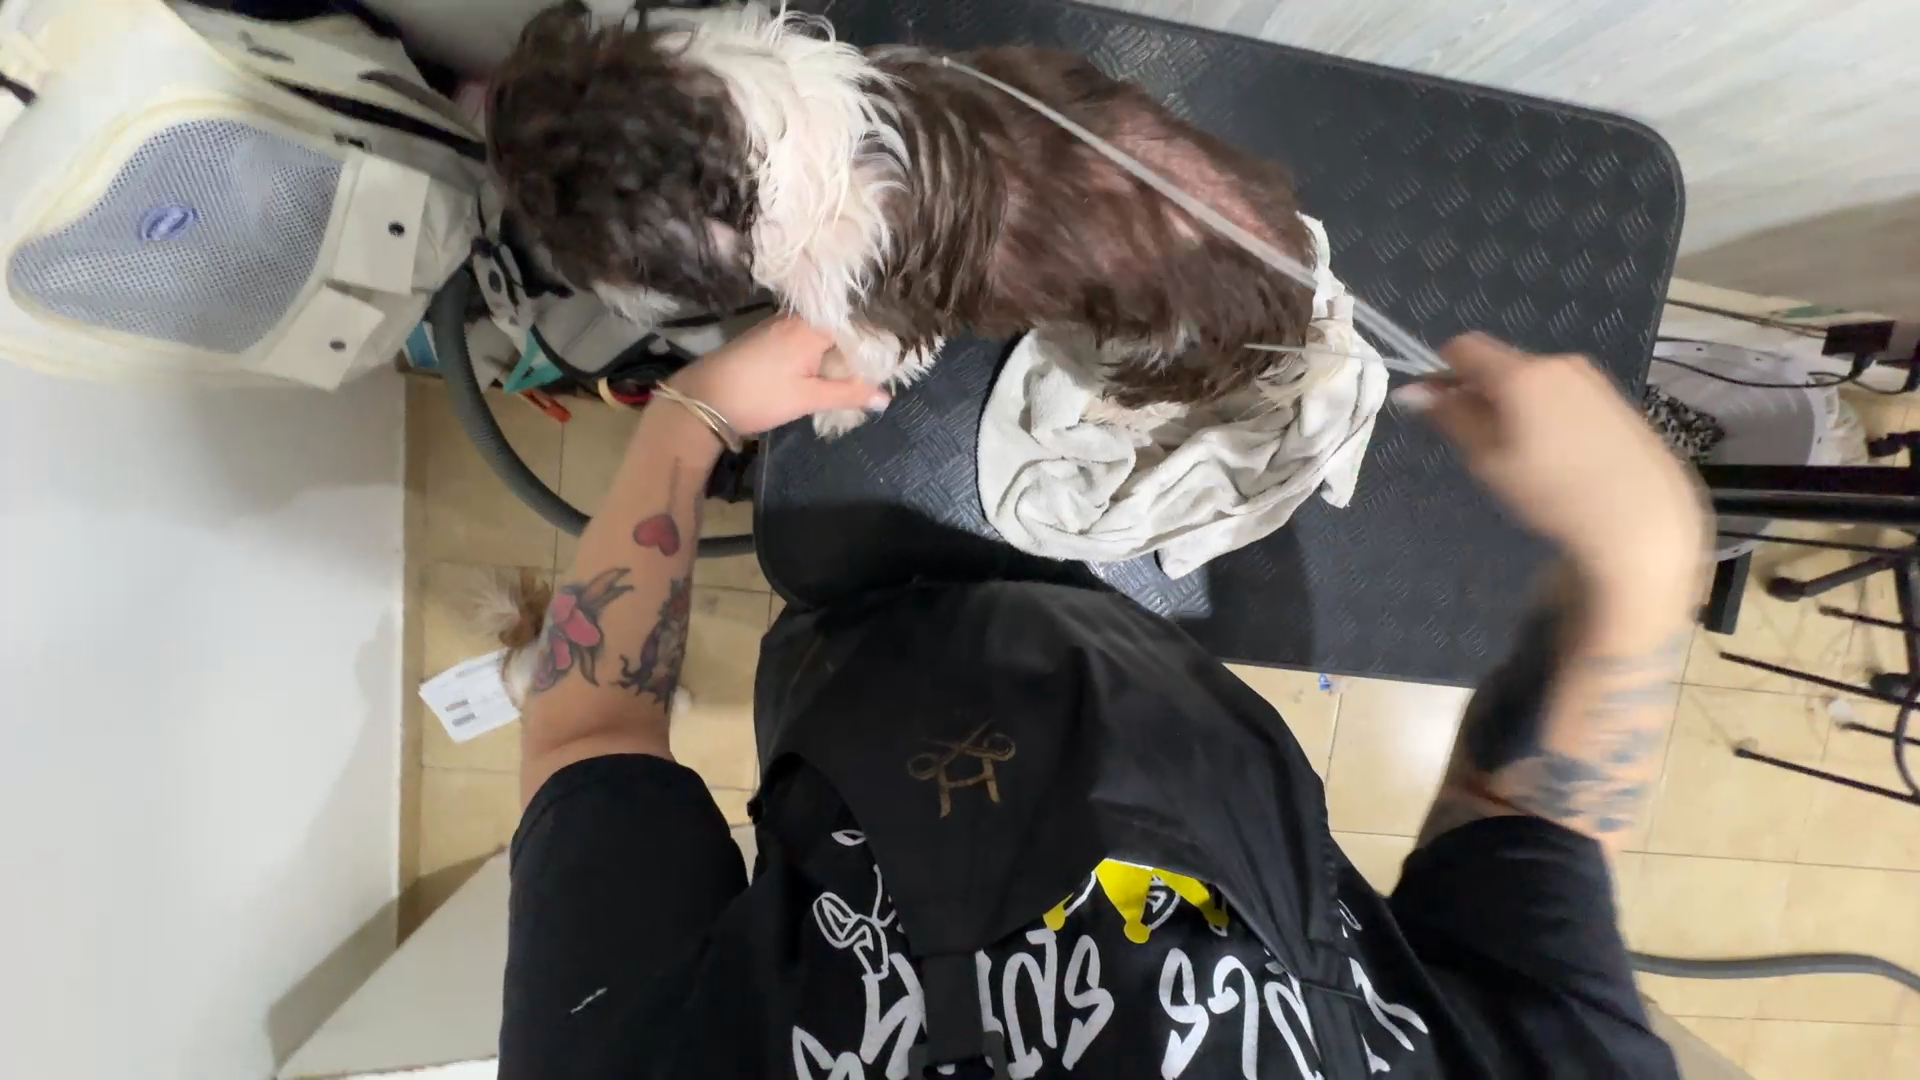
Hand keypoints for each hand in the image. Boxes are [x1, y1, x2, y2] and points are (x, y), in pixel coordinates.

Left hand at [663, 316, 889, 436]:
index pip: (856, 319)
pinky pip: (809, 338)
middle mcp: (798, 318)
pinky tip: (836, 365)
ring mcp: (782, 326)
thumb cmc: (757, 396)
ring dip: (844, 346)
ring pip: (825, 331)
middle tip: (892, 356)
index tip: (902, 345)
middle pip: (842, 323)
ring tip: (871, 362)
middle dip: (864, 340)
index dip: (880, 332)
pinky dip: (826, 350)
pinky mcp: (772, 338)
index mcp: (810, 326)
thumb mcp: (807, 399)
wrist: (703, 398)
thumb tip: (885, 397)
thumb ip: (848, 394)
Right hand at [1395, 333, 1708, 595]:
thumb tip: (1412, 391)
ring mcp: (1589, 378)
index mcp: (1521, 374)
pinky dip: (1537, 411)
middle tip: (1474, 441)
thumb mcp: (1485, 458)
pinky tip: (1550, 453)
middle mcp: (1557, 363)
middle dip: (1474, 392)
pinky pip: (1555, 392)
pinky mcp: (1611, 397)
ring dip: (1506, 403)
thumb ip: (1449, 417)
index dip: (1440, 374)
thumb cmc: (1549, 490)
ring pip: (1526, 379)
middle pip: (1496, 363)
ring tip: (1515, 452)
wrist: (1641, 517)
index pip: (1462, 347)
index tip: (1437, 410)